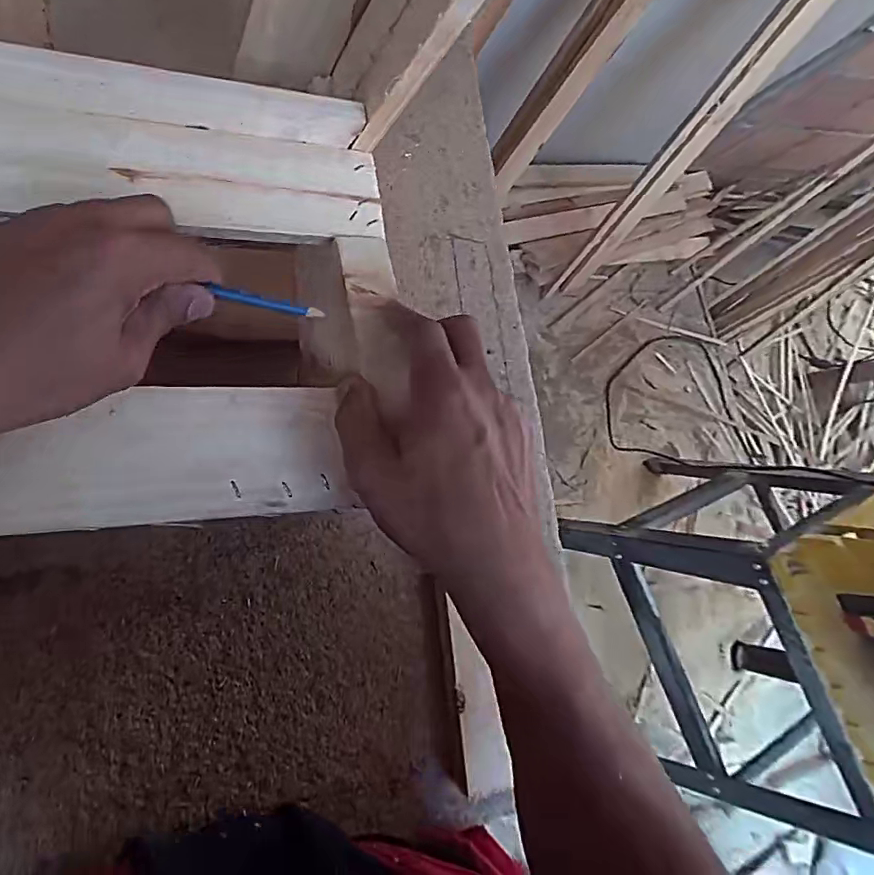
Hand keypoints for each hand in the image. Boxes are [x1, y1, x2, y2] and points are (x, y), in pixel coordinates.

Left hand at [0, 196, 219, 457]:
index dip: (209, 275)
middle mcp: (89, 222)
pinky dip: (94, 243)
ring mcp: (47, 218)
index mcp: (122, 255)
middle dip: (173, 249)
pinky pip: (75, 221)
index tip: (212, 298)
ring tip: (116, 295)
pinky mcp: (15, 228)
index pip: (189, 252)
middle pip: (156, 215)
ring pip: (113, 213)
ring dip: (134, 242)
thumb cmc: (37, 378)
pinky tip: (72, 288)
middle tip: (163, 295)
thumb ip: (163, 317)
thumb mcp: (119, 361)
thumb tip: (198, 295)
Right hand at [334, 306, 553, 609]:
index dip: (401, 315)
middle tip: (406, 350)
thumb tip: (353, 386)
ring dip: (452, 367)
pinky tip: (455, 440)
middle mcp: (481, 390)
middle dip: (433, 328)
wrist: (500, 562)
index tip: (383, 312)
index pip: (424, 331)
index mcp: (443, 392)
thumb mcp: (374, 476)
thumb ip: (356, 422)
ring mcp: (508, 412)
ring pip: (479, 367)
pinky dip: (469, 398)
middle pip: (463, 330)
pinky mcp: (521, 435)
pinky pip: (492, 399)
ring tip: (426, 406)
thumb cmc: (432, 518)